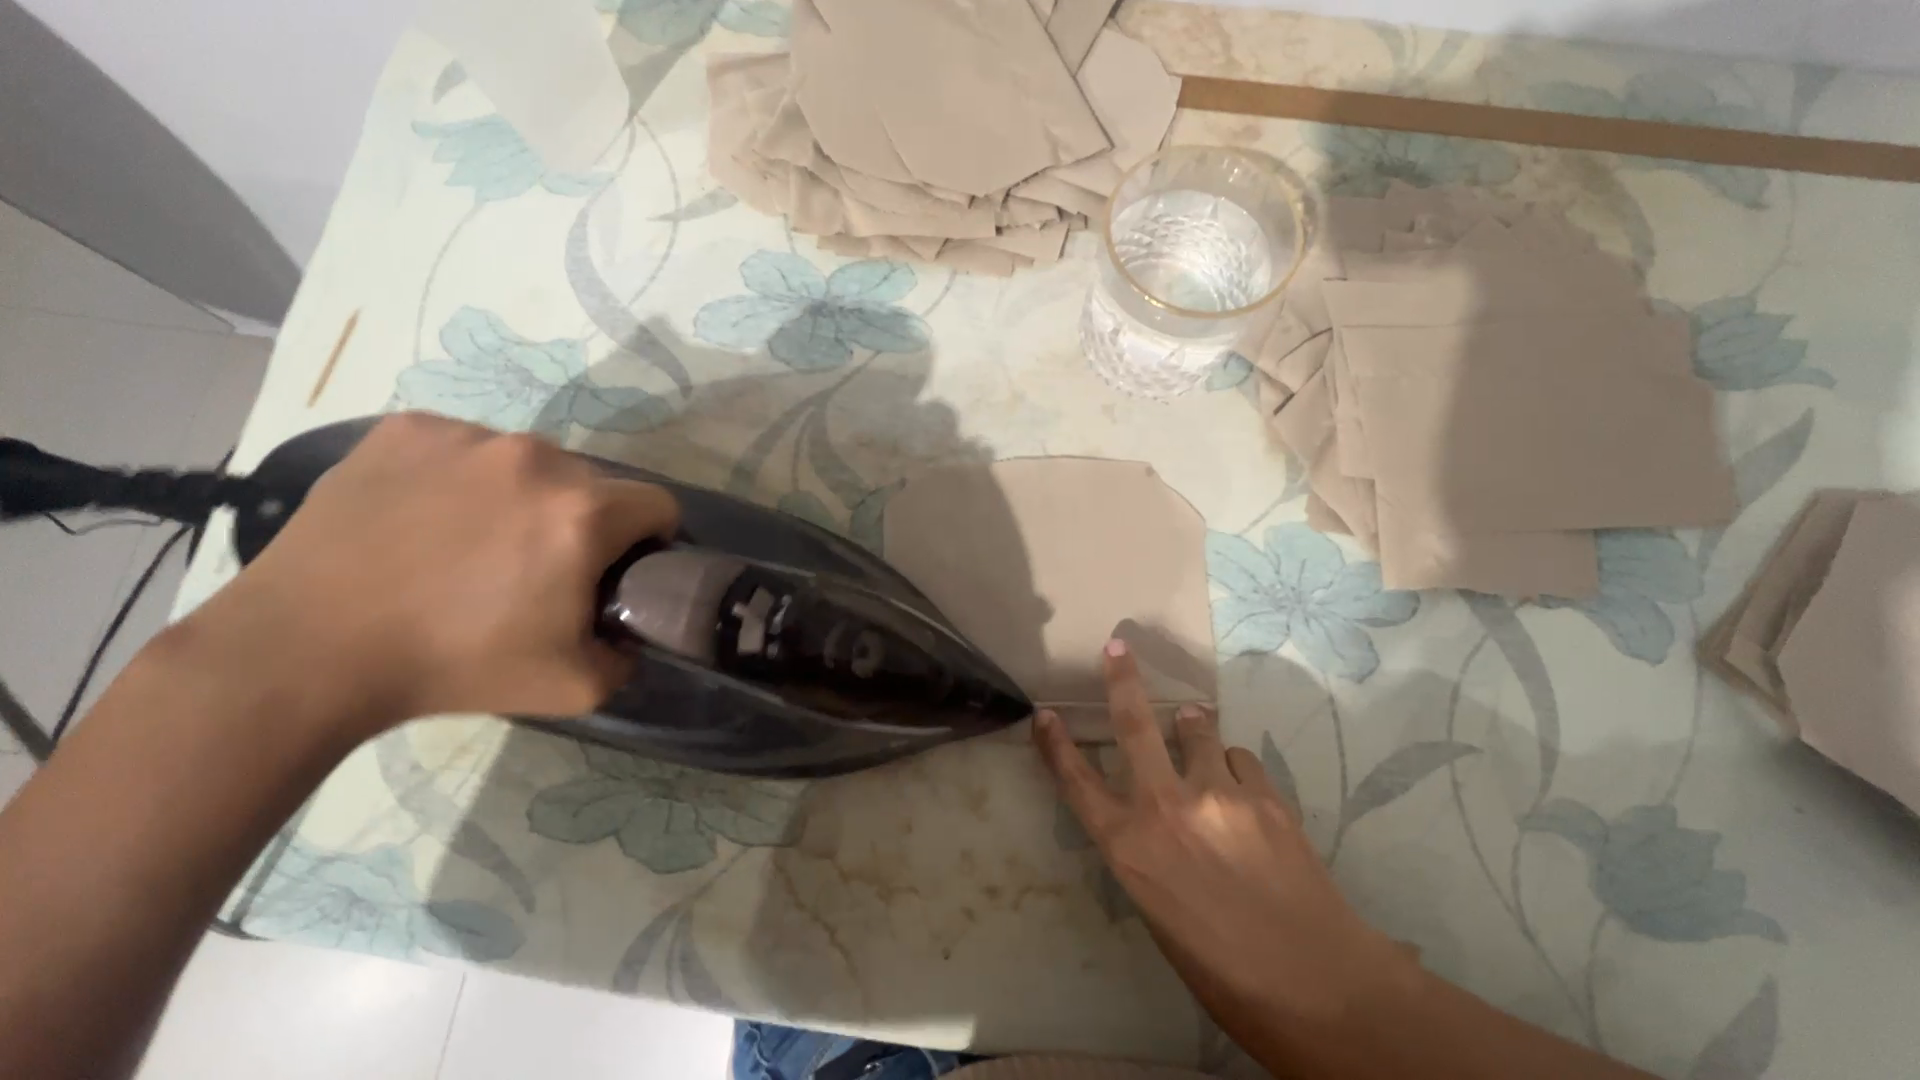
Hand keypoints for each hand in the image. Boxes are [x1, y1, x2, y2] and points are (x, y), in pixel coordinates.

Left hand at [193, 413, 678, 732]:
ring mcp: (466, 436)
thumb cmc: (453, 666)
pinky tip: (425, 520)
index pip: (658, 506)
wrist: (309, 648)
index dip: (650, 543)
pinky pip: (463, 447)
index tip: (616, 573)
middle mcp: (535, 457)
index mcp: (583, 512)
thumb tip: (630, 633)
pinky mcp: (406, 430)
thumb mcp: (572, 687)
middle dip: (582, 521)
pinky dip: (461, 478)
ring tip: (471, 544)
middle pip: (592, 483)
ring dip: (522, 496)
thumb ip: (626, 658)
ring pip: (527, 462)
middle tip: (536, 569)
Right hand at [1033, 639, 1415, 1031]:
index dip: (1056, 746)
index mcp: (1127, 847)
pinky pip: (1240, 761)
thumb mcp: (1158, 914)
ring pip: (1198, 733)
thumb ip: (1149, 858)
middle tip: (1119, 647)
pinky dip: (1234, 767)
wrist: (1313, 982)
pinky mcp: (1265, 795)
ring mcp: (1218, 794)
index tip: (1044, 714)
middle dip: (1123, 680)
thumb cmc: (1220, 972)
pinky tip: (1244, 791)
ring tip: (1196, 725)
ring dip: (1192, 727)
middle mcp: (1165, 807)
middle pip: (1134, 725)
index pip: (1077, 782)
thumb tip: (1157, 826)